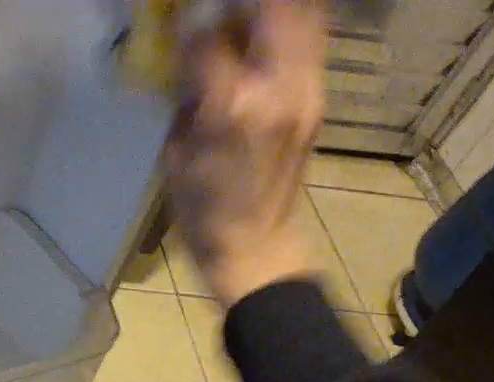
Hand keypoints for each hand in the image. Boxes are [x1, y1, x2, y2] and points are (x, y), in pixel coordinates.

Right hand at [164, 0, 327, 306]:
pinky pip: (310, 38)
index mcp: (231, 109)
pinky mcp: (318, 97)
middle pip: (270, 7)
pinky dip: (288, 26)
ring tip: (244, 20)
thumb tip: (189, 50)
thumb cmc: (201, 210)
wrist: (254, 245)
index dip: (190, 26)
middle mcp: (277, 89)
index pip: (208, 38)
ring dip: (270, 9)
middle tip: (219, 14)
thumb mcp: (175, 154)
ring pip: (302, 13)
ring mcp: (306, 90)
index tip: (178, 25)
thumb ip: (186, 95)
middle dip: (240, 5)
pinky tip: (264, 39)